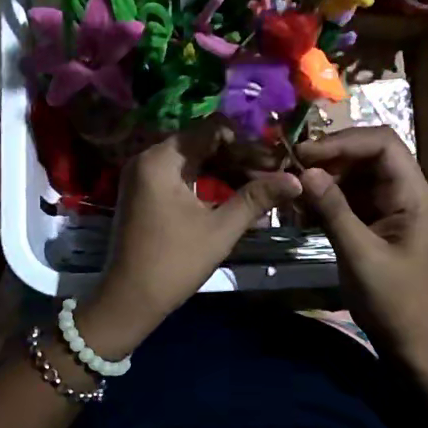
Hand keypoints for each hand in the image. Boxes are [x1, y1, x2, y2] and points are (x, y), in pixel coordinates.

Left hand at [90, 124, 301, 354]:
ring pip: (193, 159)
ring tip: (258, 185)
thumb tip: (296, 179)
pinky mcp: (144, 193)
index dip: (246, 141)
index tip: (272, 160)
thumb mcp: (221, 229)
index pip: (211, 129)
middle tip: (270, 173)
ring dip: (224, 169)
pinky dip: (206, 181)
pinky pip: (180, 175)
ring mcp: (142, 176)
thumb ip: (256, 198)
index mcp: (162, 160)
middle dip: (238, 156)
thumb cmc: (175, 262)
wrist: (130, 299)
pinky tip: (232, 194)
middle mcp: (147, 158)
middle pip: (201, 142)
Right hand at [295, 127, 427, 367]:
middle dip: (330, 156)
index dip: (344, 141)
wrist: (406, 338)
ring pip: (355, 173)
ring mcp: (388, 205)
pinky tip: (303, 207)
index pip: (383, 144)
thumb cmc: (391, 299)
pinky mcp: (374, 220)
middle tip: (292, 167)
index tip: (305, 154)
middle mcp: (403, 191)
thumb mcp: (360, 255)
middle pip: (368, 153)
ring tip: (294, 188)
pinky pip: (349, 195)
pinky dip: (326, 196)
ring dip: (325, 176)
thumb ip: (334, 211)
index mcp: (413, 194)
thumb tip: (305, 171)